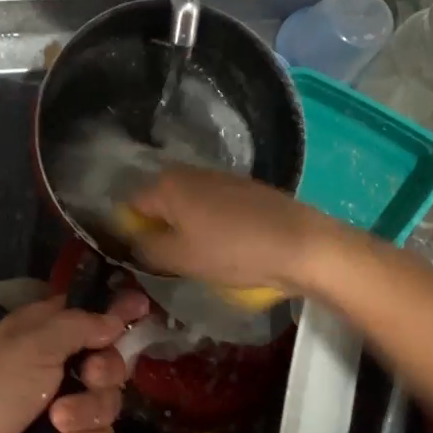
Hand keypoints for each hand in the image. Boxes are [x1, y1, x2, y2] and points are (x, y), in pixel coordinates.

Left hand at [0, 289, 151, 432]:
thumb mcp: (35, 343)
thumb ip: (80, 325)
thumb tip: (115, 318)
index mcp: (47, 329)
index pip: (90, 311)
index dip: (116, 310)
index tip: (142, 308)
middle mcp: (62, 362)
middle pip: (112, 359)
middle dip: (104, 372)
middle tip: (87, 378)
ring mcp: (71, 404)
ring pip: (110, 401)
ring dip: (87, 412)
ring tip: (57, 421)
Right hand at [128, 166, 355, 296]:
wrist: (303, 244)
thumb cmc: (234, 251)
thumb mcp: (180, 259)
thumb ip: (146, 248)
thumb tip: (132, 240)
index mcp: (166, 185)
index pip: (130, 206)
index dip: (132, 232)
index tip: (147, 257)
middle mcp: (187, 172)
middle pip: (159, 203)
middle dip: (161, 229)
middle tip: (174, 260)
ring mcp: (218, 177)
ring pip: (187, 204)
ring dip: (187, 227)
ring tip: (204, 256)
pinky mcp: (243, 187)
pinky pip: (212, 206)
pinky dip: (212, 223)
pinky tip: (229, 245)